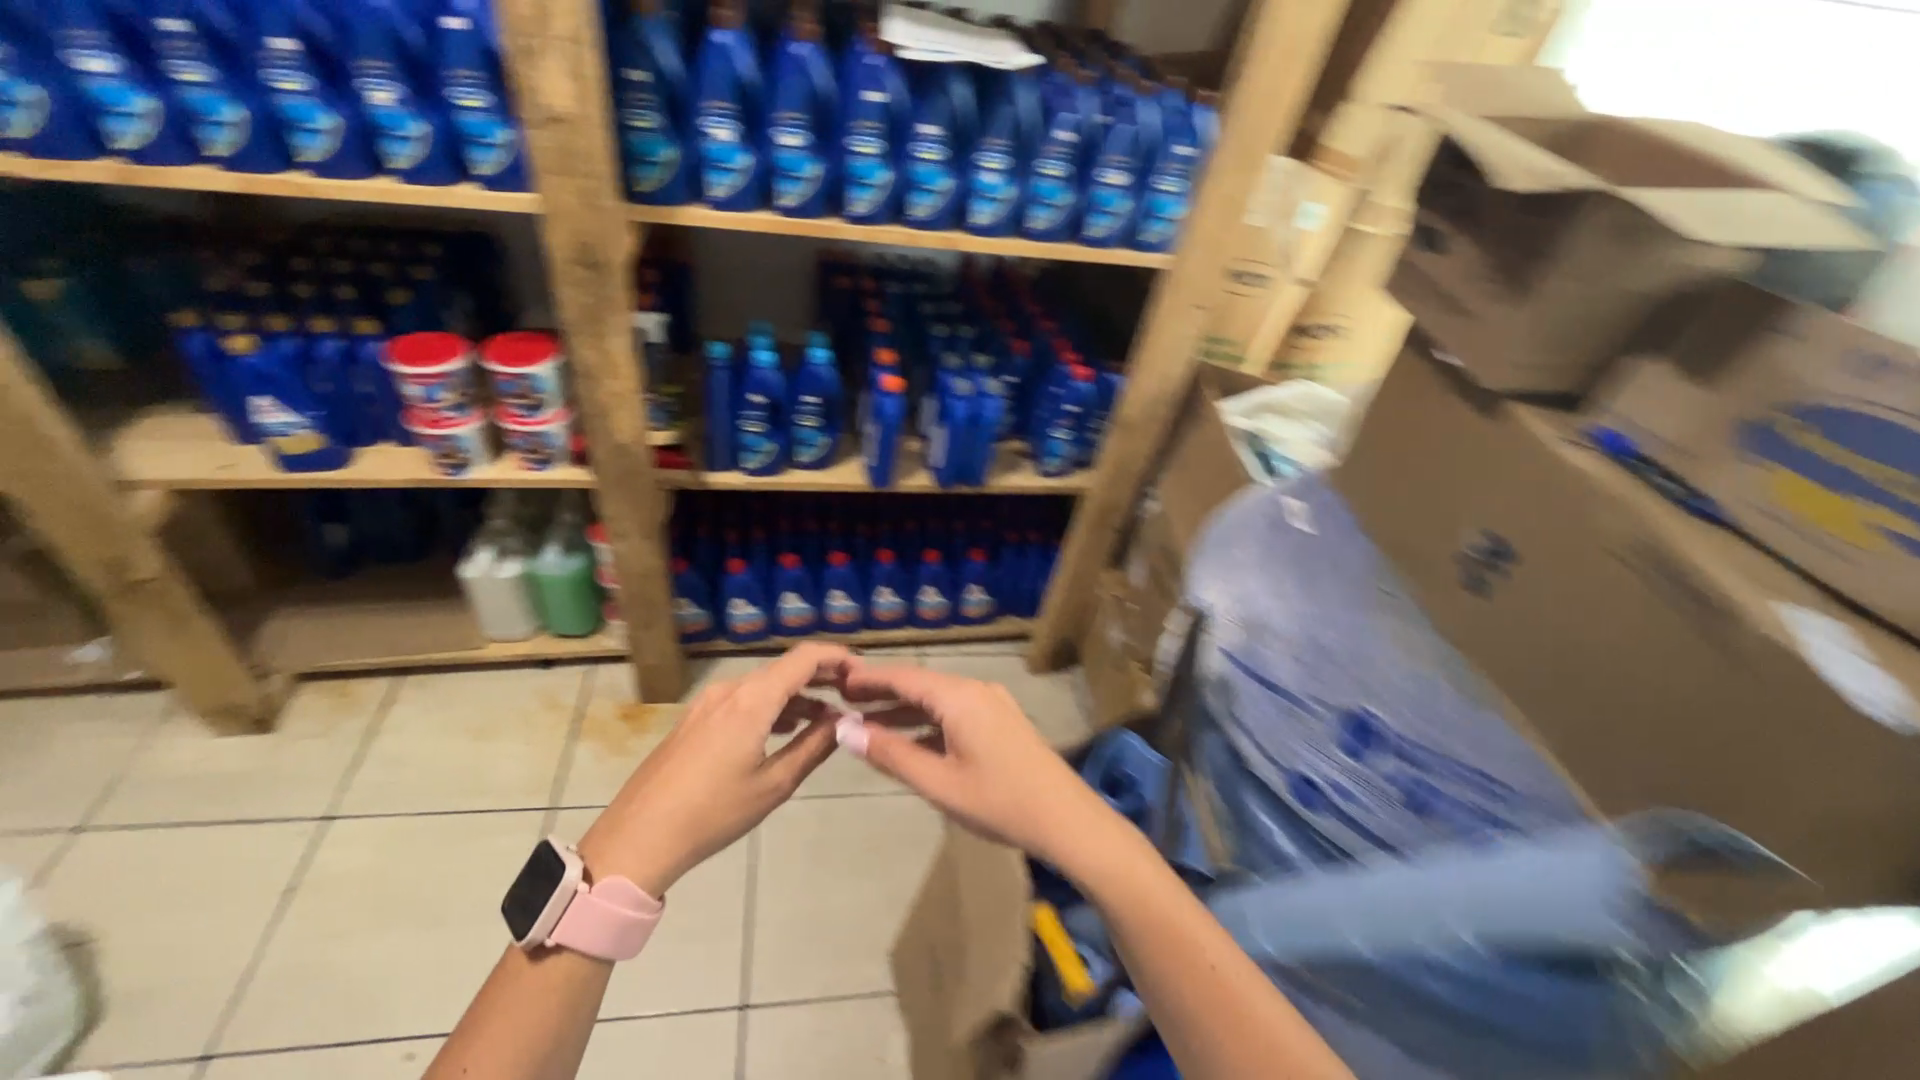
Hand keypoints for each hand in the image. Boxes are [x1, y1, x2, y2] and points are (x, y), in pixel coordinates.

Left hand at [578, 643, 853, 896]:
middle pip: (785, 668)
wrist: (639, 836)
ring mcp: (708, 703)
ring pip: (764, 685)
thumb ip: (814, 746)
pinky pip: (743, 699)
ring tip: (827, 720)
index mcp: (752, 700)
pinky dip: (772, 706)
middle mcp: (730, 690)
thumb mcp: (774, 784)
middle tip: (853, 698)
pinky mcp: (695, 719)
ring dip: (797, 695)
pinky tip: (785, 730)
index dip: (839, 657)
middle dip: (822, 678)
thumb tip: (845, 720)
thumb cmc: (713, 813)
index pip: (805, 657)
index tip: (864, 673)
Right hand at [835, 660, 1119, 868]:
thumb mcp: (938, 782)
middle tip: (843, 700)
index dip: (869, 679)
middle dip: (883, 693)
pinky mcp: (1002, 723)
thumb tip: (845, 730)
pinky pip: (955, 713)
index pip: (904, 677)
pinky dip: (928, 723)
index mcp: (960, 697)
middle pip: (921, 685)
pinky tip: (908, 741)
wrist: (1067, 820)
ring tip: (865, 722)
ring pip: (938, 700)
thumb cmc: (999, 801)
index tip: (837, 681)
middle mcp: (977, 690)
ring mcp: (993, 705)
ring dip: (904, 711)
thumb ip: (890, 754)